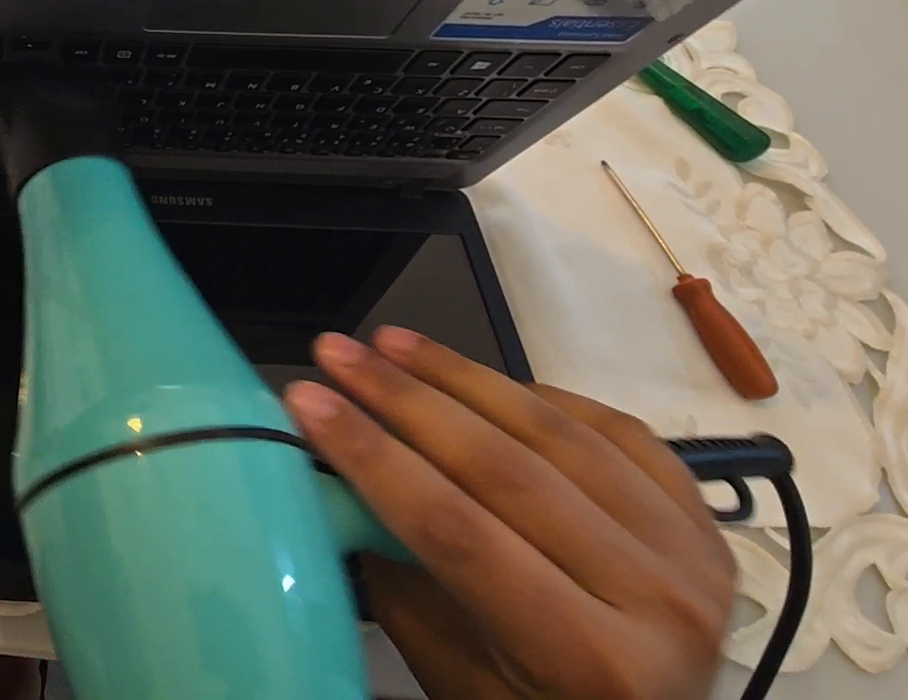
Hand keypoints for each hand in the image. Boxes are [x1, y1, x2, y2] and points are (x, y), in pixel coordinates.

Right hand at [286, 329, 734, 699]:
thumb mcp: (448, 666)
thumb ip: (398, 566)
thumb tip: (336, 474)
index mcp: (588, 660)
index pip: (455, 529)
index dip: (371, 454)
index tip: (305, 397)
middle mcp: (656, 603)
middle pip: (504, 468)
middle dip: (401, 396)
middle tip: (335, 352)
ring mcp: (689, 553)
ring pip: (555, 432)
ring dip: (458, 374)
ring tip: (389, 340)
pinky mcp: (703, 521)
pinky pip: (615, 430)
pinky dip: (537, 394)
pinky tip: (478, 377)